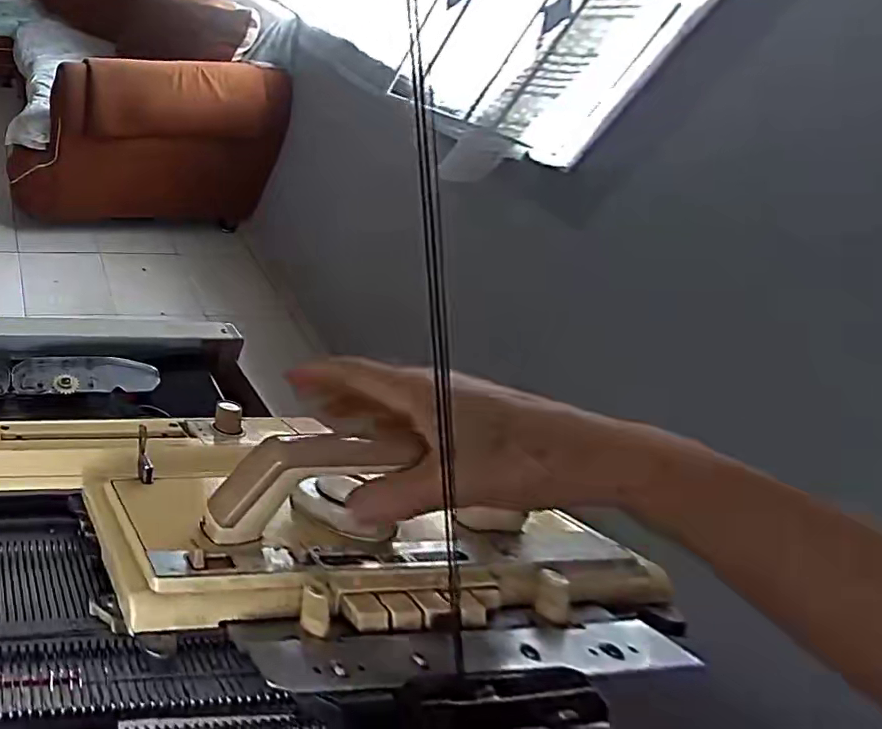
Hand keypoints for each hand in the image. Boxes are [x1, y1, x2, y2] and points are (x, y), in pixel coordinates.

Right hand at [287, 356, 665, 522]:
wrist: (589, 452)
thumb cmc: (522, 456)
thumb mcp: (452, 482)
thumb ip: (399, 496)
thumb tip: (353, 508)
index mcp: (418, 390)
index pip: (356, 373)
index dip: (321, 374)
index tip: (293, 375)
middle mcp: (431, 385)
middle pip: (371, 383)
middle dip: (336, 392)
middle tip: (309, 401)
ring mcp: (452, 397)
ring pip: (394, 399)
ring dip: (364, 408)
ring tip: (342, 423)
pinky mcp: (470, 413)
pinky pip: (416, 412)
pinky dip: (392, 424)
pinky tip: (396, 445)